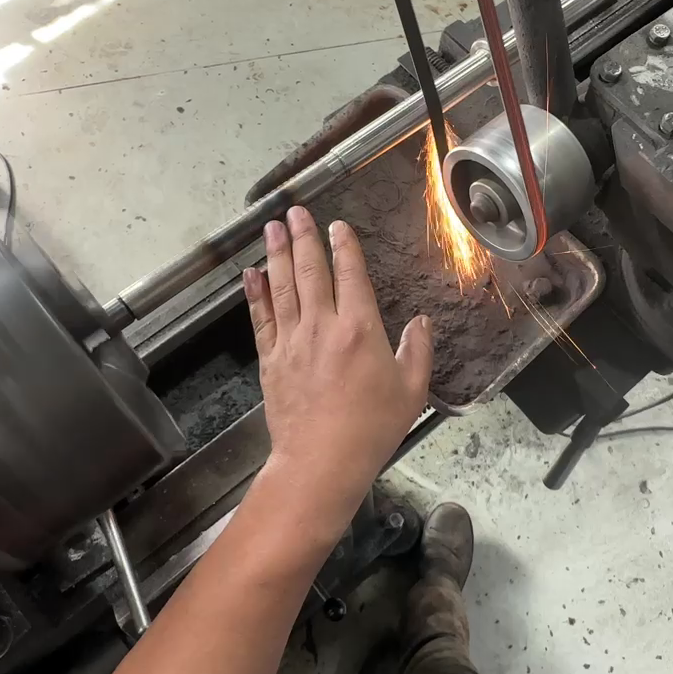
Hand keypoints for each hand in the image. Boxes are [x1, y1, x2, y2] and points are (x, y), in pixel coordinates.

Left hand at [243, 207, 432, 525]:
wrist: (321, 462)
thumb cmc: (371, 429)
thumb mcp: (411, 391)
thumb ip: (417, 351)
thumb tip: (421, 322)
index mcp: (359, 329)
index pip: (350, 274)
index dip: (344, 246)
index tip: (337, 226)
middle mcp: (322, 326)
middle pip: (310, 271)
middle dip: (303, 237)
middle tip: (296, 211)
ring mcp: (292, 342)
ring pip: (282, 287)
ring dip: (276, 254)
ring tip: (272, 227)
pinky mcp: (271, 360)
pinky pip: (261, 318)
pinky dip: (255, 294)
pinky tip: (251, 274)